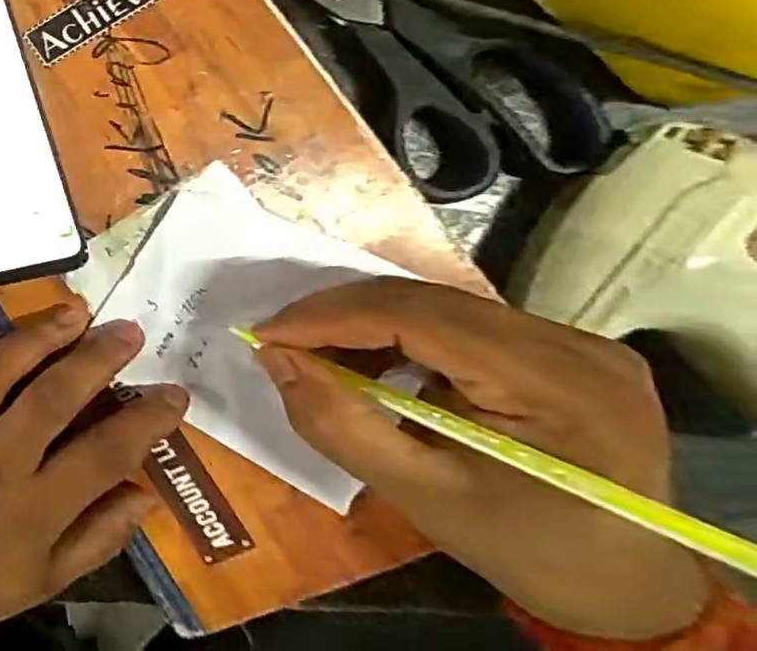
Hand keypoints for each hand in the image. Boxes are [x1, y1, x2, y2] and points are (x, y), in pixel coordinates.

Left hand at [0, 298, 188, 636]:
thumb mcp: (48, 579)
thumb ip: (99, 536)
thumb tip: (146, 492)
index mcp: (36, 506)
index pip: (102, 454)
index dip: (144, 420)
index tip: (172, 392)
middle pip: (50, 398)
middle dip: (94, 360)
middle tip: (125, 331)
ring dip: (35, 336)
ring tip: (71, 311)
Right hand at [252, 278, 711, 640]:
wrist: (623, 587)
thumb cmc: (523, 548)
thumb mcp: (417, 494)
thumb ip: (337, 423)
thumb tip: (274, 356)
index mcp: (560, 387)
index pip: (418, 318)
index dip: (329, 318)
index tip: (264, 335)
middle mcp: (574, 346)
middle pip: (421, 300)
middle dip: (334, 314)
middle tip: (279, 341)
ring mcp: (570, 339)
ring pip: (427, 300)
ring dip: (356, 319)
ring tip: (314, 352)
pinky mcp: (552, 343)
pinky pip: (446, 315)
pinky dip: (389, 329)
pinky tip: (365, 359)